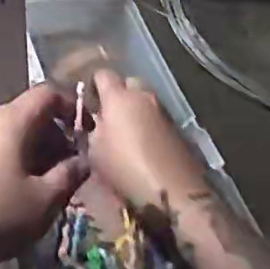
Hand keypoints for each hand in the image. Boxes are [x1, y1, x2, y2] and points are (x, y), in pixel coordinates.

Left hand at [0, 84, 88, 268]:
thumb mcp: (43, 200)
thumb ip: (69, 175)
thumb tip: (83, 159)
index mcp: (11, 119)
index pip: (46, 93)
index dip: (71, 106)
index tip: (89, 132)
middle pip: (32, 112)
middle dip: (57, 135)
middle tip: (74, 169)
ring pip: (16, 129)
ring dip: (40, 149)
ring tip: (54, 185)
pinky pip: (0, 141)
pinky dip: (20, 155)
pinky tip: (26, 189)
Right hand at [85, 69, 209, 210]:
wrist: (177, 194)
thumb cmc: (127, 169)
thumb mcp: (96, 152)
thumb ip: (93, 130)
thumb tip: (97, 123)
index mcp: (118, 97)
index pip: (102, 74)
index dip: (94, 85)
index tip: (90, 103)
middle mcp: (143, 96)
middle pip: (128, 82)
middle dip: (119, 94)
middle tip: (112, 116)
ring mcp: (164, 111)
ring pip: (145, 100)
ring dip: (137, 110)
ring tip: (130, 134)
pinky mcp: (180, 128)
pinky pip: (158, 118)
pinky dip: (151, 125)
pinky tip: (147, 145)